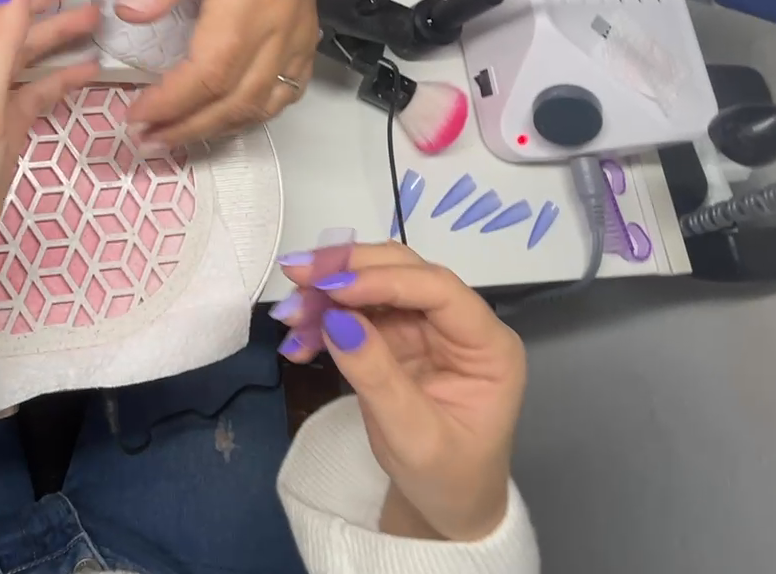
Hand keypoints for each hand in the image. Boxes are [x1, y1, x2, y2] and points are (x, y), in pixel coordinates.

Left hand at [116, 0, 318, 145]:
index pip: (212, 69)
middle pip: (239, 98)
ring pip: (263, 103)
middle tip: (146, 140)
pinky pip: (283, 91)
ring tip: (172, 138)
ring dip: (216, 129)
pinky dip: (248, 115)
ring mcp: (299, 31)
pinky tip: (218, 119)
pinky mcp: (301, 34)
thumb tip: (131, 13)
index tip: (137, 114)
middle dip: (189, 127)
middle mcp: (284, 21)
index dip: (173, 101)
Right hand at [275, 243, 526, 541]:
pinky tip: (297, 335)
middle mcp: (456, 323)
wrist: (443, 508)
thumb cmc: (446, 478)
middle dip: (346, 268)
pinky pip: (351, 308)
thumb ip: (378, 376)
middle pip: (401, 269)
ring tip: (289, 313)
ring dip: (325, 290)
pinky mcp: (391, 333)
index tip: (331, 288)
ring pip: (370, 280)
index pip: (437, 289)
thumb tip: (336, 319)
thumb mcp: (414, 438)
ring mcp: (422, 325)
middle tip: (297, 274)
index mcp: (486, 345)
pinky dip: (321, 315)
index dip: (383, 279)